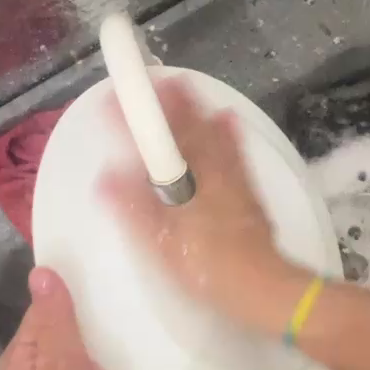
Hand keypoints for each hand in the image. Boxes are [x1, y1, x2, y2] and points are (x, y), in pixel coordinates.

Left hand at [1, 268, 140, 369]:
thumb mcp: (66, 363)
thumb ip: (56, 318)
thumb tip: (40, 272)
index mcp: (23, 358)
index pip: (43, 308)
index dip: (69, 288)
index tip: (101, 265)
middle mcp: (39, 368)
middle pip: (65, 323)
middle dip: (91, 305)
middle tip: (125, 277)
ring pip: (87, 341)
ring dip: (107, 327)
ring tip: (137, 299)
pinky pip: (102, 360)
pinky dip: (116, 348)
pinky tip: (139, 334)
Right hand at [98, 79, 311, 335]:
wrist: (264, 289)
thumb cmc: (211, 269)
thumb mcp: (162, 245)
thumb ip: (134, 208)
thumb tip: (105, 176)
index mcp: (191, 179)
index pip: (160, 136)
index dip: (139, 113)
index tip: (119, 93)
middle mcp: (215, 170)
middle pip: (189, 126)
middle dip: (168, 101)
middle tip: (152, 81)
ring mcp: (235, 180)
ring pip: (213, 134)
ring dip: (195, 110)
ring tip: (181, 88)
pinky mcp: (248, 193)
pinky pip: (235, 151)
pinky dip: (228, 132)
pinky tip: (229, 120)